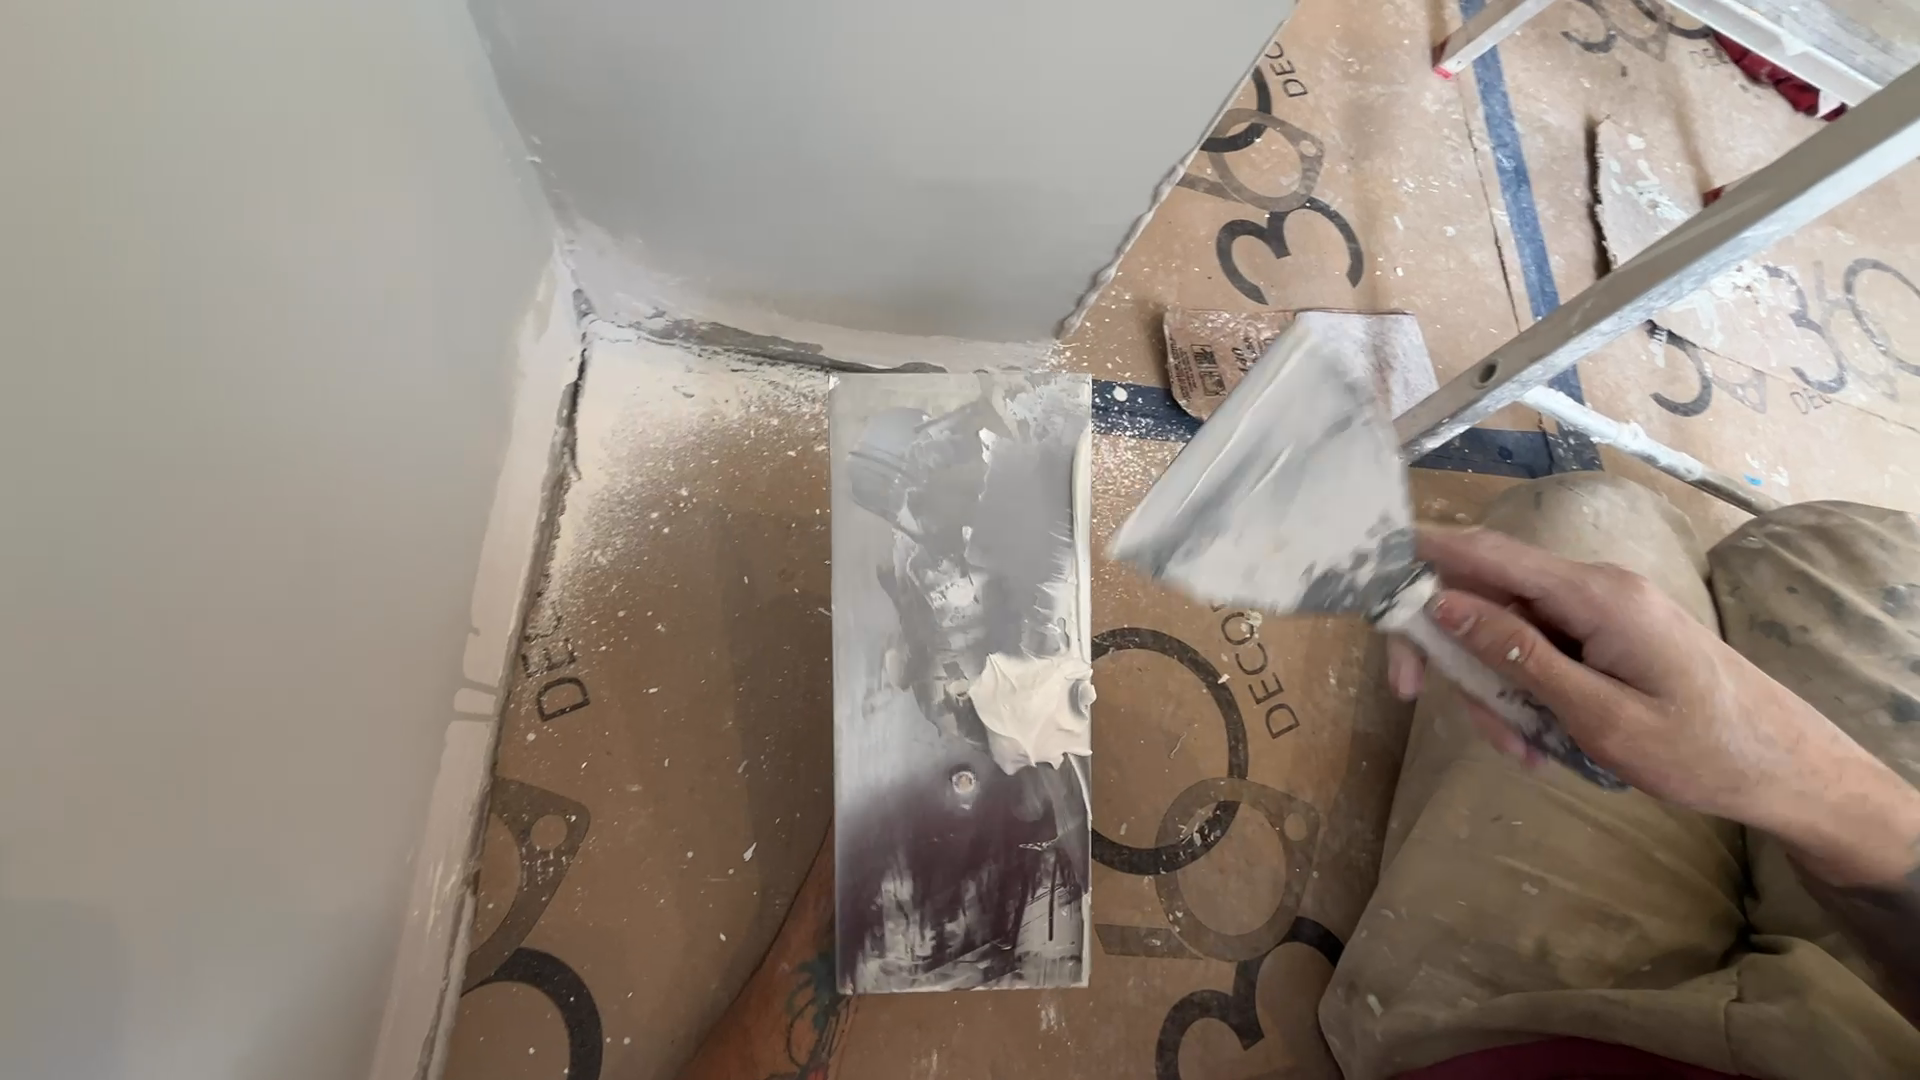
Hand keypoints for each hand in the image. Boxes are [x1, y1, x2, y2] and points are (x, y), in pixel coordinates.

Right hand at [1391, 526, 1919, 885]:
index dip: (1417, 555)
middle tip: (1410, 693)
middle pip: (1478, 595)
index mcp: (1594, 594)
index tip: (1364, 572)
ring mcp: (1588, 610)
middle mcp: (1585, 588)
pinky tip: (1533, 739)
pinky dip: (1514, 690)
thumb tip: (1440, 604)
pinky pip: (1526, 648)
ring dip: (1485, 685)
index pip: (1484, 553)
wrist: (1797, 776)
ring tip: (1515, 748)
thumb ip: (1517, 655)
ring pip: (1496, 630)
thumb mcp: (1600, 715)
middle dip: (1442, 646)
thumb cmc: (1707, 752)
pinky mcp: (1591, 632)